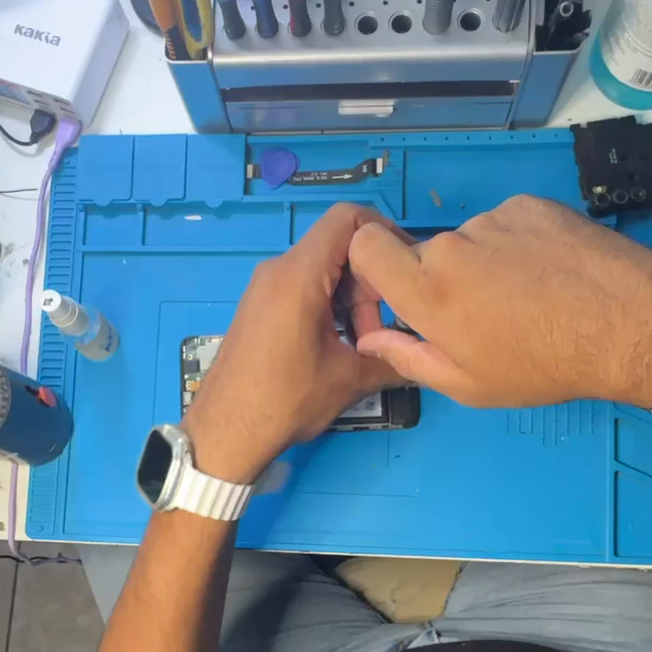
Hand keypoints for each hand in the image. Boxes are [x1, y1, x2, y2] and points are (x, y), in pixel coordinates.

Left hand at [182, 203, 401, 483]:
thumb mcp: (348, 380)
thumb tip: (428, 355)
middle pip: (338, 245)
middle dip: (369, 279)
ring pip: (321, 269)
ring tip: (361, 342)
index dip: (385, 233)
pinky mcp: (258, 306)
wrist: (224, 433)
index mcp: (299, 275)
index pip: (349, 218)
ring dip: (350, 297)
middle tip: (382, 326)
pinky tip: (338, 344)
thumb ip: (394, 360)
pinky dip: (328, 304)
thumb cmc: (283, 402)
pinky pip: (302, 286)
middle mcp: (277, 270)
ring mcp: (263, 287)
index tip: (404, 270)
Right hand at [346, 195, 651, 408]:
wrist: (631, 325)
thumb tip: (371, 338)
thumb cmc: (544, 366)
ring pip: (468, 242)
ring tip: (526, 298)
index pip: (365, 247)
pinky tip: (547, 275)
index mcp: (429, 292)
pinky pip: (504, 226)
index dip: (370, 265)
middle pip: (424, 253)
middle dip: (441, 281)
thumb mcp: (468, 384)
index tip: (395, 291)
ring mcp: (495, 219)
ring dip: (482, 266)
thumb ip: (408, 359)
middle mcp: (453, 246)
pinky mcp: (531, 205)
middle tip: (483, 316)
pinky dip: (515, 247)